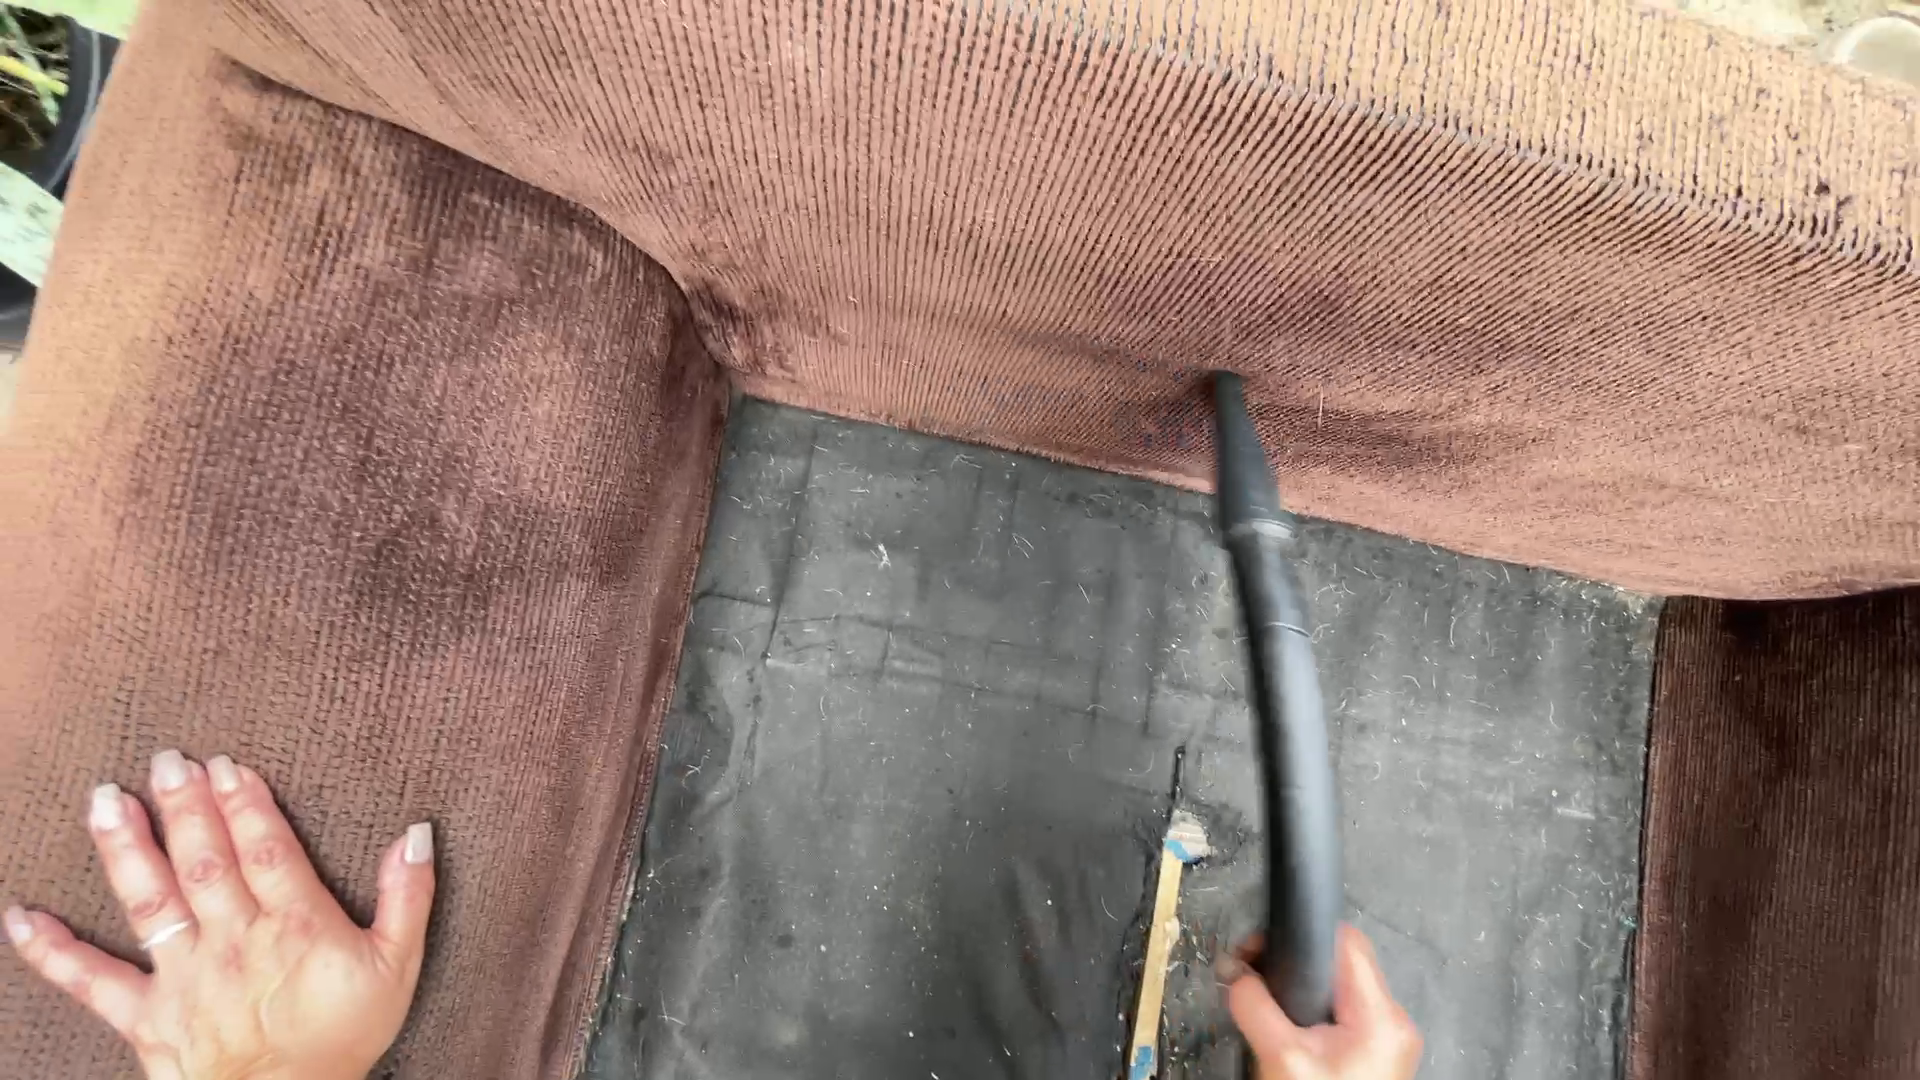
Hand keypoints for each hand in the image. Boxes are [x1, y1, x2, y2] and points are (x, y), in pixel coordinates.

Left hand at [5, 751, 434, 1079]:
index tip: (230, 765)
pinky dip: (50, 950)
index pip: (265, 850)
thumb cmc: (347, 1031)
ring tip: (103, 801)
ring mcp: (181, 978)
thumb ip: (408, 894)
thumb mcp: (399, 960)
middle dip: (185, 807)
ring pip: (148, 902)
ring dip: (125, 849)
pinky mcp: (145, 1018)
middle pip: (204, 862)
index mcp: (294, 925)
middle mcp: (231, 941)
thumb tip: (417, 834)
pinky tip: (21, 916)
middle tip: (167, 760)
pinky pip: (91, 981)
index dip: (247, 805)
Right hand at [1221, 925, 1421, 1079]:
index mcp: (1379, 1015)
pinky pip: (1336, 1012)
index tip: (1259, 947)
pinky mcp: (1372, 1055)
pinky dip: (1305, 1009)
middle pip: (1336, 961)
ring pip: (1333, 986)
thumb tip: (1232, 970)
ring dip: (1292, 986)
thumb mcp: (1280, 1057)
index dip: (1301, 933)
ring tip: (1257, 995)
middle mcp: (1391, 1021)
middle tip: (1248, 970)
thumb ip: (1253, 1003)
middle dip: (1288, 961)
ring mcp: (1385, 1040)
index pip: (1345, 940)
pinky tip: (1278, 1023)